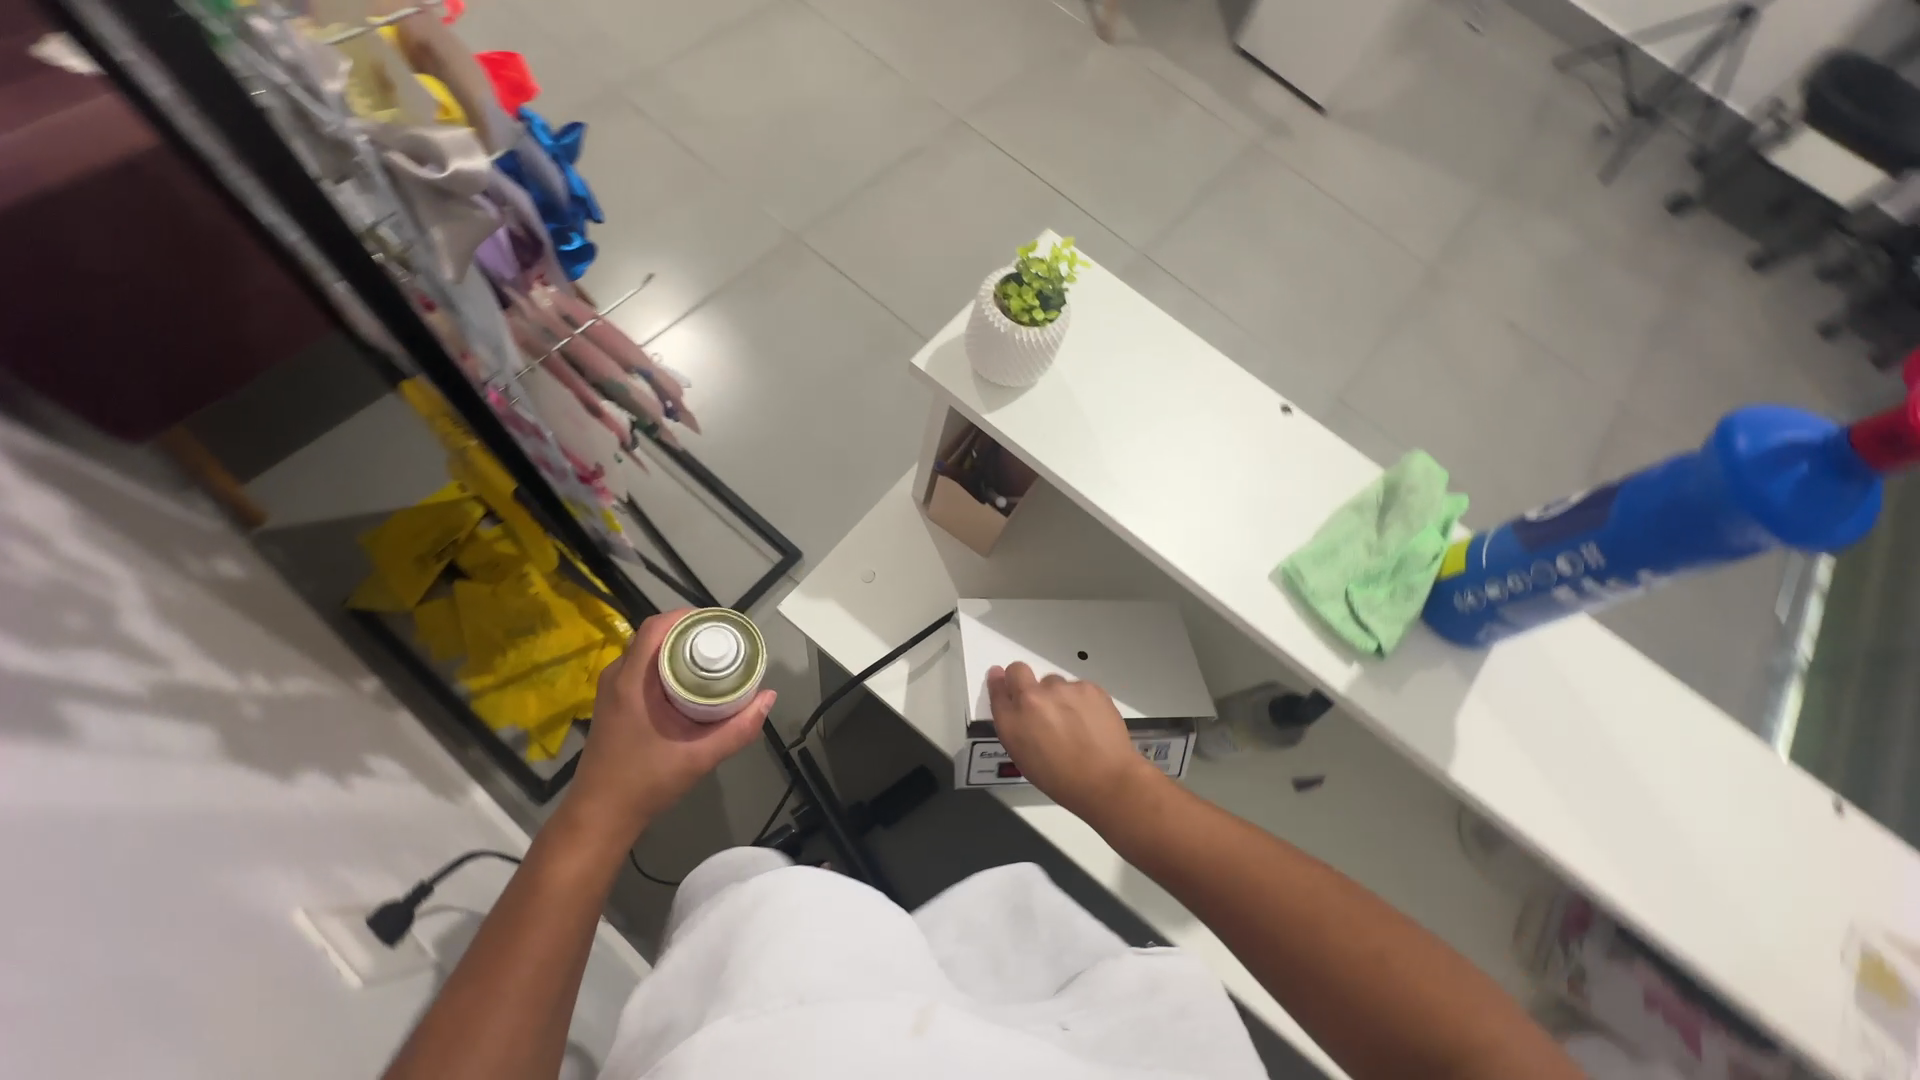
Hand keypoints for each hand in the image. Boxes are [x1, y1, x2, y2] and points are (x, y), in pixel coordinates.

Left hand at [566, 610, 773, 842]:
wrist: (600, 816)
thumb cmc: (645, 782)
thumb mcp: (700, 756)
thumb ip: (738, 728)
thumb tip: (768, 697)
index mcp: (632, 680)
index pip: (657, 626)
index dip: (689, 617)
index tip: (721, 625)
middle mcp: (618, 677)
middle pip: (655, 636)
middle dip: (691, 634)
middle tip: (725, 644)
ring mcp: (612, 691)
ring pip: (648, 654)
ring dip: (678, 651)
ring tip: (713, 660)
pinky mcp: (614, 704)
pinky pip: (642, 670)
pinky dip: (667, 667)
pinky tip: (690, 684)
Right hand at [987, 662, 1161, 819]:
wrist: (1105, 780)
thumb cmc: (1061, 779)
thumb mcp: (1023, 757)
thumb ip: (1015, 726)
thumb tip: (1017, 708)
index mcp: (1011, 721)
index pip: (997, 688)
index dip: (999, 682)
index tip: (1001, 678)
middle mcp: (1031, 698)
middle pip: (1018, 670)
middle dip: (1022, 678)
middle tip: (1037, 699)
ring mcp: (1061, 689)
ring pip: (1053, 682)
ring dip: (1057, 695)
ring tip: (1073, 721)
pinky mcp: (1087, 686)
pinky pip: (1077, 687)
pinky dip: (1080, 699)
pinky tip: (1090, 720)